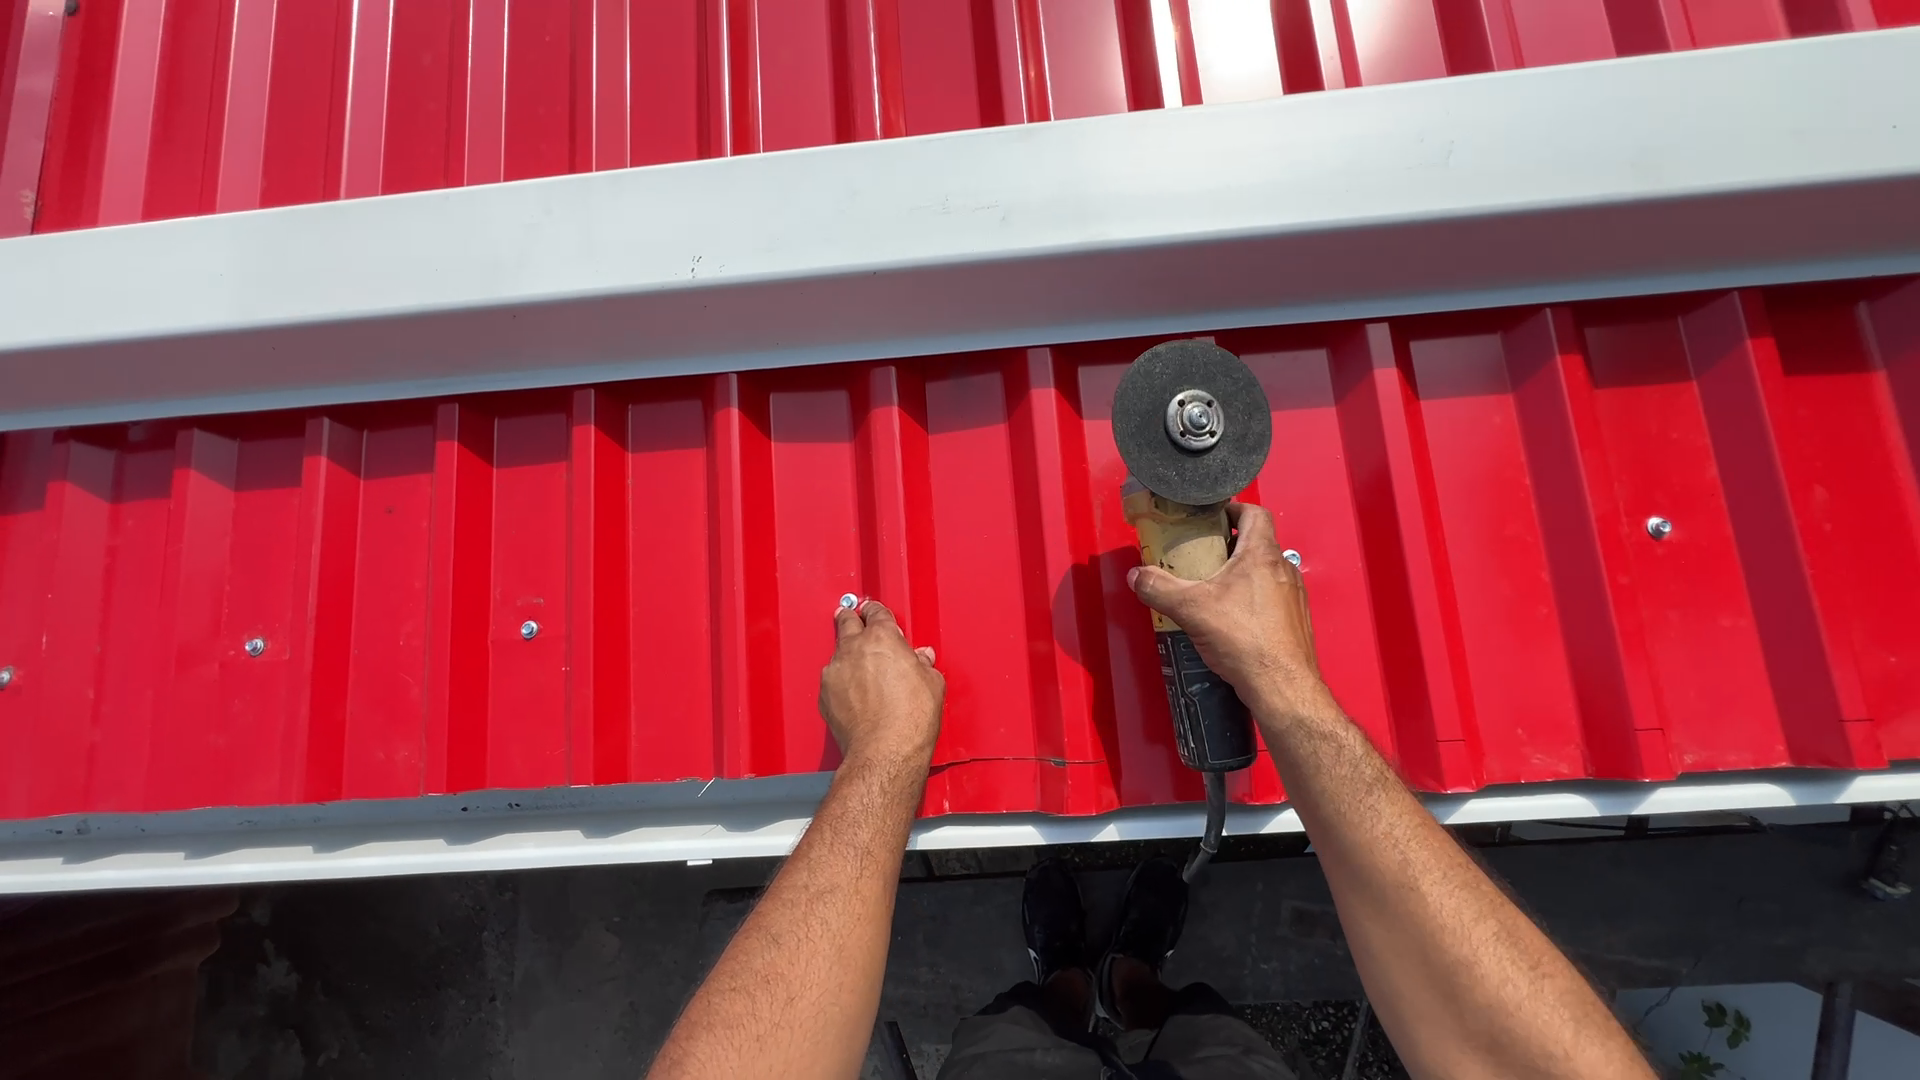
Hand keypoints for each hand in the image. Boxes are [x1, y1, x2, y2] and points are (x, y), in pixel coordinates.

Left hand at [819, 599, 944, 767]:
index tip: (878, 613)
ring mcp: (836, 670)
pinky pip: (832, 678)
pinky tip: (853, 691)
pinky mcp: (825, 694)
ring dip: (847, 653)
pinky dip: (840, 680)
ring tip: (857, 663)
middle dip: (852, 619)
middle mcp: (854, 647)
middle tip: (855, 619)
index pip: (877, 612)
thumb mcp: (932, 684)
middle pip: (847, 621)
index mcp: (883, 637)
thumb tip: (922, 661)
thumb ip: (923, 664)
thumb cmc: (910, 719)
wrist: (885, 752)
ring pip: (838, 651)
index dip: (878, 612)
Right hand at [1126, 502, 1331, 725]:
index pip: (1255, 513)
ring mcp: (1294, 596)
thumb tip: (1135, 576)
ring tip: (1213, 589)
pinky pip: (1272, 598)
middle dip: (1228, 545)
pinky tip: (1232, 619)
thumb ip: (1158, 588)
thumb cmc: (1242, 638)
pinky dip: (1252, 599)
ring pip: (1265, 572)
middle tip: (1201, 556)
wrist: (1282, 686)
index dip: (1233, 509)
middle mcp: (1283, 570)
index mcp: (1262, 555)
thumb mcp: (1189, 609)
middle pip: (1257, 543)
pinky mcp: (1296, 621)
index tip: (1211, 517)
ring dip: (1241, 573)